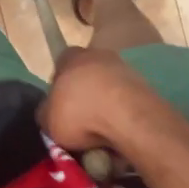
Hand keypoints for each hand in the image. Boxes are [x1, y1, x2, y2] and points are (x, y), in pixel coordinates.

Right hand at [38, 48, 158, 152]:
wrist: (128, 116)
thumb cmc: (79, 112)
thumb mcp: (47, 120)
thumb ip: (45, 113)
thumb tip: (49, 112)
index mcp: (70, 56)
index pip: (59, 67)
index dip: (58, 89)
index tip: (59, 110)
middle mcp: (97, 54)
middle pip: (85, 77)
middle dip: (83, 97)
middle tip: (80, 123)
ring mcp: (123, 67)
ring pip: (107, 89)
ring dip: (104, 107)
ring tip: (101, 133)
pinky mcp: (143, 84)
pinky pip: (125, 102)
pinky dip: (121, 115)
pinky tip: (118, 133)